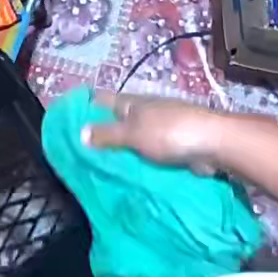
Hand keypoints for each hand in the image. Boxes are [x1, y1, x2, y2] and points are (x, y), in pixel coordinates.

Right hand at [81, 94, 234, 173]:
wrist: (213, 144)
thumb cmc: (170, 132)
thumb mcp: (133, 133)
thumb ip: (107, 134)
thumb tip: (78, 132)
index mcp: (131, 103)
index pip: (101, 99)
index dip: (83, 106)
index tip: (64, 121)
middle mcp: (143, 112)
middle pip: (114, 120)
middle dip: (97, 133)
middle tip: (75, 154)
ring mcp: (157, 129)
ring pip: (130, 139)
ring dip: (117, 151)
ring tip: (94, 170)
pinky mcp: (170, 147)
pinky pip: (145, 155)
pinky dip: (134, 163)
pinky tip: (123, 177)